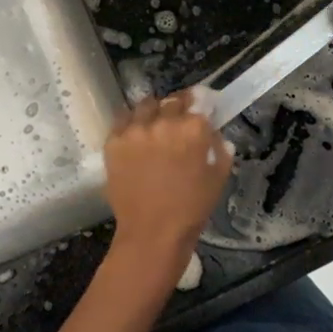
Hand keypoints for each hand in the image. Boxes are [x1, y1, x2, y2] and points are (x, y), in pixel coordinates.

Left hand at [103, 89, 231, 255]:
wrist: (152, 232)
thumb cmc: (192, 208)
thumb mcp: (219, 176)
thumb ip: (219, 146)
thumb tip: (212, 130)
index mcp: (193, 128)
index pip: (198, 99)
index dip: (200, 103)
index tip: (199, 108)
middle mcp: (163, 121)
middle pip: (171, 101)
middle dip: (177, 109)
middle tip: (177, 124)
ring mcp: (135, 130)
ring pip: (145, 106)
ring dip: (153, 113)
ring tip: (154, 128)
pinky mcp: (113, 141)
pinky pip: (123, 120)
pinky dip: (132, 124)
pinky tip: (136, 137)